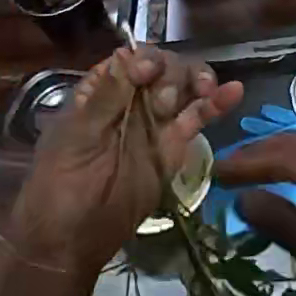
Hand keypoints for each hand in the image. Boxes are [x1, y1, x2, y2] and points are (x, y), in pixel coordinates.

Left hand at [9, 49, 242, 274]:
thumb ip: (106, 97)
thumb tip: (131, 55)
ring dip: (196, 81)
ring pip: (185, 86)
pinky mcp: (176, 146)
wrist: (72, 241)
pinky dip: (217, 104)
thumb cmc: (60, 184)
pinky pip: (199, 117)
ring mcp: (157, 121)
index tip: (146, 74)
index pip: (132, 58)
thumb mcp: (75, 137)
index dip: (145, 59)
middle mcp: (133, 98)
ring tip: (204, 90)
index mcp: (102, 89)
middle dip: (171, 74)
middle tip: (163, 103)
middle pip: (166, 66)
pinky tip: (234, 91)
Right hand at [216, 133, 295, 295]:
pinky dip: (294, 161)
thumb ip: (286, 227)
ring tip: (241, 169)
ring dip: (275, 153)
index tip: (216, 171)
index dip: (251, 162)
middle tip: (222, 168)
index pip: (289, 157)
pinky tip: (278, 175)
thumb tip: (243, 197)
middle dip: (259, 152)